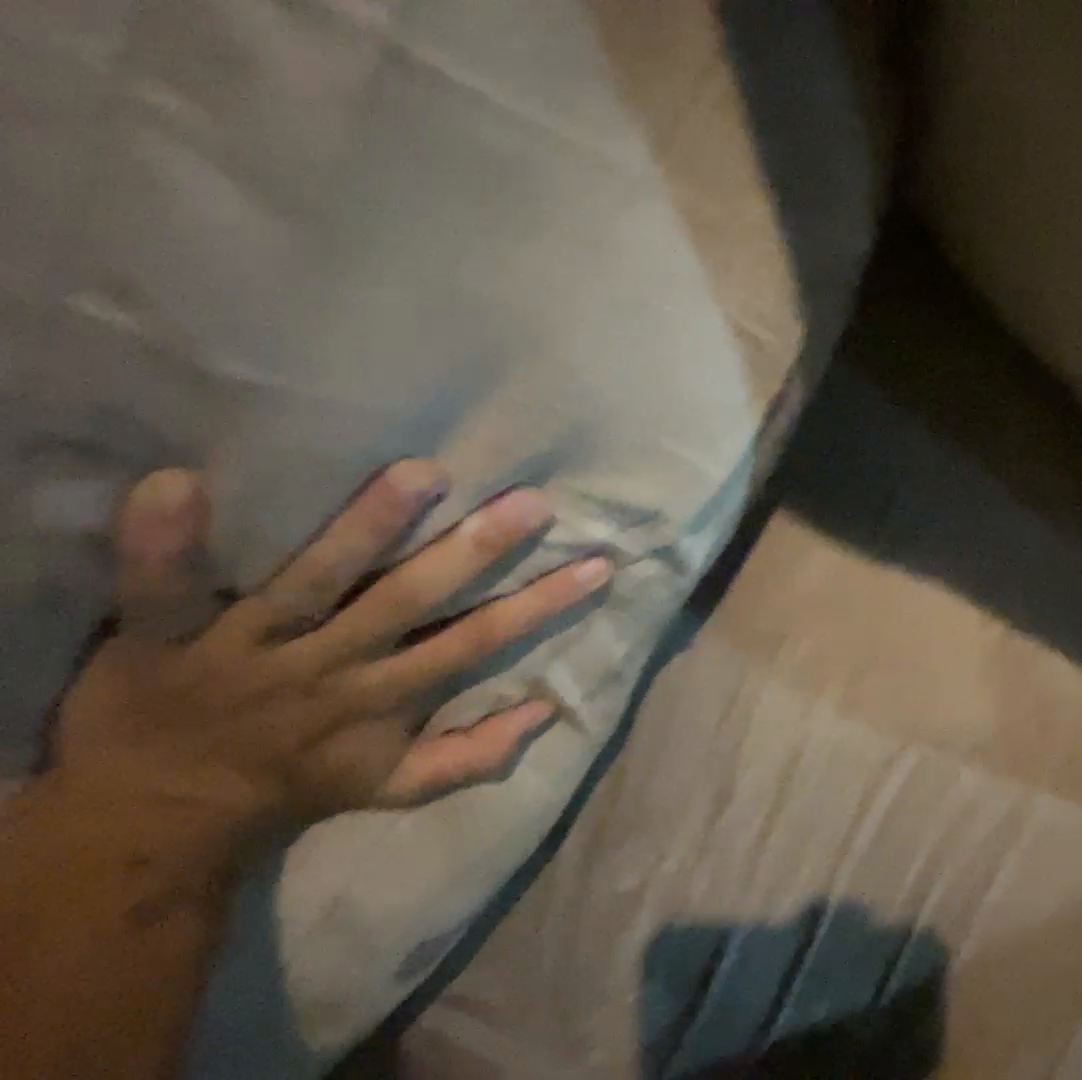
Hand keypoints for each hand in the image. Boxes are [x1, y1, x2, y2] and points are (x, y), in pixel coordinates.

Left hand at [48, 462, 612, 850]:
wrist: (154, 821)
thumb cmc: (292, 787)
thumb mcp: (395, 787)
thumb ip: (474, 753)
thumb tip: (548, 707)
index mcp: (384, 696)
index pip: (479, 640)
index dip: (542, 603)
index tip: (597, 563)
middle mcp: (328, 666)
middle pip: (411, 600)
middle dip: (476, 550)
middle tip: (532, 502)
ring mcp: (246, 649)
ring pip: (314, 581)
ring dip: (365, 527)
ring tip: (421, 473)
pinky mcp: (158, 639)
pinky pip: (157, 589)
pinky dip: (163, 542)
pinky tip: (175, 479)